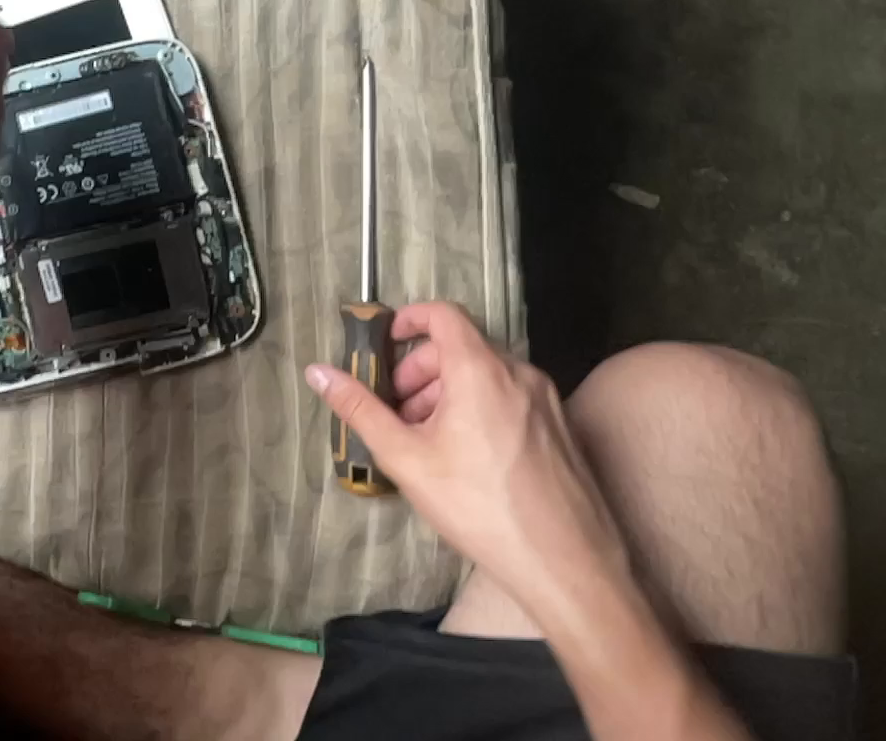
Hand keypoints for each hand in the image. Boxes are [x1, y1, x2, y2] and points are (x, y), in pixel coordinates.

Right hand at [304, 302, 632, 613]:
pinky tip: (462, 454)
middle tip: (394, 407)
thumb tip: (317, 371)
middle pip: (459, 347)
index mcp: (481, 372)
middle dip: (417, 369)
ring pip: (484, 374)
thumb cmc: (478, 506)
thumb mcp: (404, 457)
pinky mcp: (563, 429)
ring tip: (423, 436)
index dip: (408, 319)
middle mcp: (520, 375)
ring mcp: (548, 402)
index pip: (444, 315)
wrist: (568, 570)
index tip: (382, 344)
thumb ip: (358, 407)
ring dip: (444, 390)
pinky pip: (509, 397)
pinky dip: (475, 406)